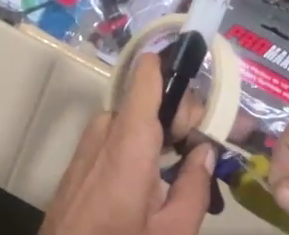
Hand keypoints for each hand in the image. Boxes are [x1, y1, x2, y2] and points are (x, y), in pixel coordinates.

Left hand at [41, 56, 216, 234]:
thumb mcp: (172, 233)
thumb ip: (195, 187)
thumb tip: (206, 151)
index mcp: (129, 138)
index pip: (148, 72)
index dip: (177, 70)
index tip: (205, 100)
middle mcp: (106, 128)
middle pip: (151, 101)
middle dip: (181, 119)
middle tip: (207, 149)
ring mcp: (89, 142)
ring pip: (137, 122)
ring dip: (163, 137)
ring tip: (186, 169)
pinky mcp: (82, 159)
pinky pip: (119, 138)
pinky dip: (142, 148)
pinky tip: (157, 180)